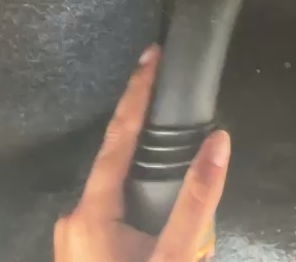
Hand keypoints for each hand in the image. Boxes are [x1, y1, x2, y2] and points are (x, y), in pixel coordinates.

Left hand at [55, 47, 230, 261]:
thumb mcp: (175, 258)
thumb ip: (197, 199)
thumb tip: (219, 140)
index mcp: (90, 214)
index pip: (119, 137)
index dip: (138, 92)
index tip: (153, 54)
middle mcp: (76, 221)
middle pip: (120, 159)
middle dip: (153, 136)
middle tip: (181, 117)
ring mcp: (79, 240)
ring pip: (123, 187)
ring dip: (154, 177)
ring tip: (186, 195)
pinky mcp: (89, 254)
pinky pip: (122, 208)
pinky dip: (148, 200)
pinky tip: (170, 218)